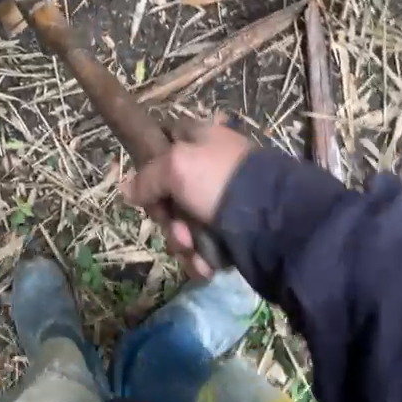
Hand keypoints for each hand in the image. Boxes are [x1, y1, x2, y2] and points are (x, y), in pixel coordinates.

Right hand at [123, 116, 253, 278]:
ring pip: (183, 223)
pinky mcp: (233, 232)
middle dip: (168, 217)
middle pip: (169, 192)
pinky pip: (203, 244)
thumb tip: (127, 190)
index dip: (149, 165)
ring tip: (195, 249)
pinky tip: (207, 263)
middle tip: (177, 228)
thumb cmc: (220, 181)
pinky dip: (201, 257)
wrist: (274, 222)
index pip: (163, 140)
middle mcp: (210, 167)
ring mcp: (222, 201)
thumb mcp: (176, 166)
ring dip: (183, 241)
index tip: (147, 187)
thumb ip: (147, 177)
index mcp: (201, 138)